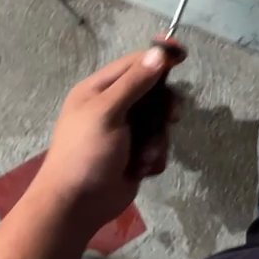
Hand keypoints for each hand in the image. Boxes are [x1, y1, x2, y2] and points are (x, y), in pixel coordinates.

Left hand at [31, 44, 181, 235]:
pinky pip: (158, 146)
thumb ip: (134, 83)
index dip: (158, 58)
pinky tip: (141, 169)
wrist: (76, 206)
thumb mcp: (107, 112)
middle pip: (153, 93)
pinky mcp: (135, 155)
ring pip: (159, 123)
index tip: (182, 55)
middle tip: (171, 116)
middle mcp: (112, 107)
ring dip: (157, 140)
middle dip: (163, 109)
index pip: (134, 63)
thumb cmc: (86, 153)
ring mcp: (125, 132)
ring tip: (144, 156)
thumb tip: (159, 52)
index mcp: (99, 90)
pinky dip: (154, 157)